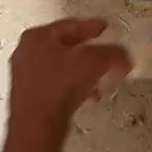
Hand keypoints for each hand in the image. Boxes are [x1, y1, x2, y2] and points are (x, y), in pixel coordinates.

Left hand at [8, 18, 130, 145]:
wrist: (36, 126)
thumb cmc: (61, 84)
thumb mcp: (95, 61)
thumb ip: (113, 54)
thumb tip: (125, 59)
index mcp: (38, 36)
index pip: (71, 25)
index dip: (92, 26)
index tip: (106, 27)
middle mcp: (27, 53)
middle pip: (65, 47)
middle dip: (89, 53)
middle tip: (106, 55)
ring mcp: (25, 77)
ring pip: (62, 69)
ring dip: (84, 74)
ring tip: (102, 81)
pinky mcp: (29, 98)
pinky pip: (57, 87)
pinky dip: (74, 89)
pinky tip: (89, 99)